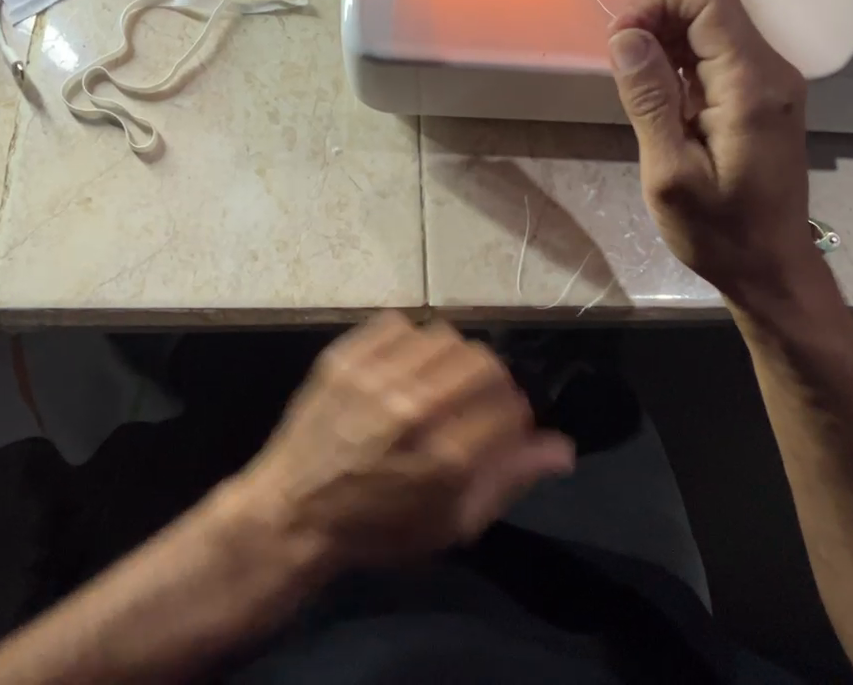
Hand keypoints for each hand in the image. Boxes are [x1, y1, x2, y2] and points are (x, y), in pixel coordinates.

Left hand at [233, 312, 574, 567]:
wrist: (290, 514)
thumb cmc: (377, 529)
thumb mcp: (451, 525)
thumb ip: (509, 480)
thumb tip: (562, 446)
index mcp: (446, 458)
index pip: (511, 406)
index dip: (516, 417)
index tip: (503, 428)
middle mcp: (414, 408)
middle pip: (482, 361)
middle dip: (491, 382)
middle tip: (474, 402)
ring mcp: (374, 378)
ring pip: (443, 336)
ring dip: (452, 359)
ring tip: (438, 383)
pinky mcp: (343, 358)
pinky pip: (397, 323)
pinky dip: (410, 341)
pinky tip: (404, 367)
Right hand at [607, 0, 817, 295]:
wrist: (770, 268)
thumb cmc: (718, 231)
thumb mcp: (670, 172)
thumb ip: (649, 99)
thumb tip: (624, 37)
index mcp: (752, 86)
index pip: (709, 2)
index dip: (656, 4)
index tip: (616, 41)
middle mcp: (770, 72)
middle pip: (713, 7)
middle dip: (658, 16)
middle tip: (618, 58)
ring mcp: (770, 84)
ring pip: (714, 27)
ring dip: (667, 36)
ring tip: (632, 77)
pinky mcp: (761, 98)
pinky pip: (718, 55)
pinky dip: (681, 58)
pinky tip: (657, 90)